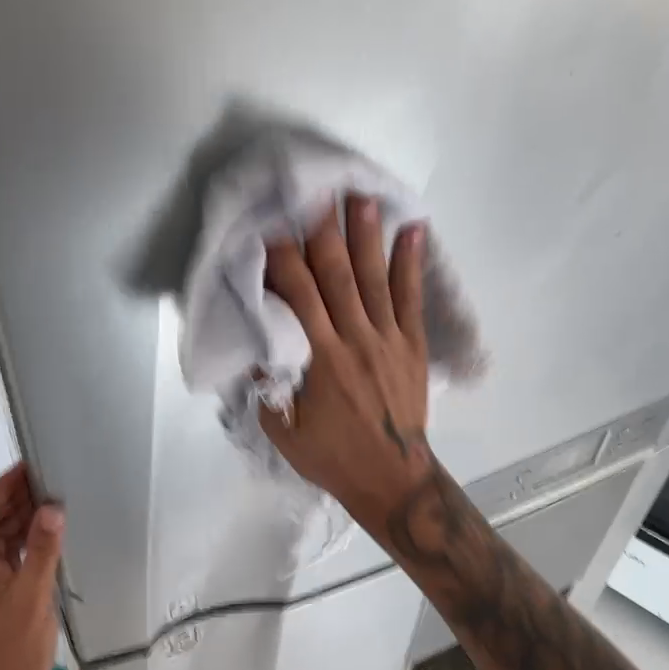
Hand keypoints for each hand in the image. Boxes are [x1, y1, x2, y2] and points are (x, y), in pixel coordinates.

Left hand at [0, 463, 63, 669]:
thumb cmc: (15, 650)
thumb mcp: (31, 598)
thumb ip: (42, 551)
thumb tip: (53, 507)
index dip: (1, 487)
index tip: (29, 468)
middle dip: (15, 496)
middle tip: (49, 476)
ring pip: (4, 534)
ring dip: (25, 514)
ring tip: (55, 494)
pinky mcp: (7, 589)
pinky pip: (16, 551)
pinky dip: (31, 536)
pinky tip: (53, 527)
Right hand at [260, 194, 434, 529]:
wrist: (390, 478)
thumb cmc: (329, 456)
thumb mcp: (282, 430)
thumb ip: (267, 385)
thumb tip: (255, 343)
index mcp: (322, 359)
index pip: (299, 297)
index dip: (284, 259)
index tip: (272, 226)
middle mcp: (356, 340)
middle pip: (337, 276)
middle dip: (325, 232)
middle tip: (317, 191)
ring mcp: (389, 340)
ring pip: (375, 278)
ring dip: (367, 235)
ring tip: (362, 195)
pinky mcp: (412, 346)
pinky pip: (411, 298)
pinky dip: (411, 264)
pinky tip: (412, 230)